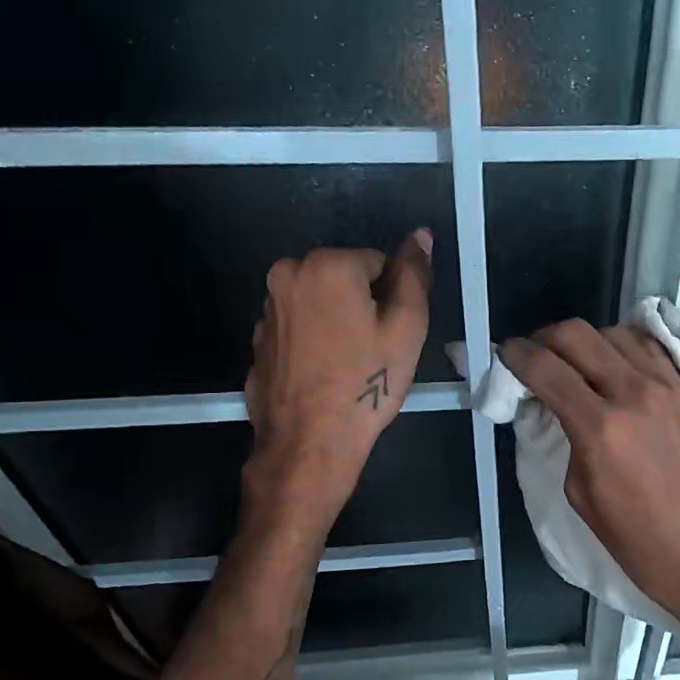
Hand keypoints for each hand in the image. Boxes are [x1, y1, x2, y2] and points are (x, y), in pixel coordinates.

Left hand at [244, 229, 433, 519]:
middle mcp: (288, 274)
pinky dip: (316, 340)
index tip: (393, 333)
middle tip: (376, 349)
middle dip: (364, 305)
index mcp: (327, 265)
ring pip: (322, 302)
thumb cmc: (366, 383)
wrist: (309, 443)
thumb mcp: (407, 328)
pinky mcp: (259, 338)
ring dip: (339, 321)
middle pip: (347, 278)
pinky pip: (300, 326)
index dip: (393, 298)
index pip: (379, 263)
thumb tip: (420, 236)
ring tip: (351, 363)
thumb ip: (414, 275)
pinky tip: (327, 373)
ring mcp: (268, 308)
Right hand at [500, 319, 679, 656]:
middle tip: (535, 356)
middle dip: (545, 338)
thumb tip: (556, 409)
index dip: (515, 355)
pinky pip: (653, 348)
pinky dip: (626, 346)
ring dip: (587, 341)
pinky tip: (618, 364)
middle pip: (577, 334)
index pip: (545, 368)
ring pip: (617, 333)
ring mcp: (670, 387)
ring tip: (577, 363)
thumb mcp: (582, 496)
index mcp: (601, 428)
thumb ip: (566, 440)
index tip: (505, 353)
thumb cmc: (642, 544)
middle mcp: (635, 393)